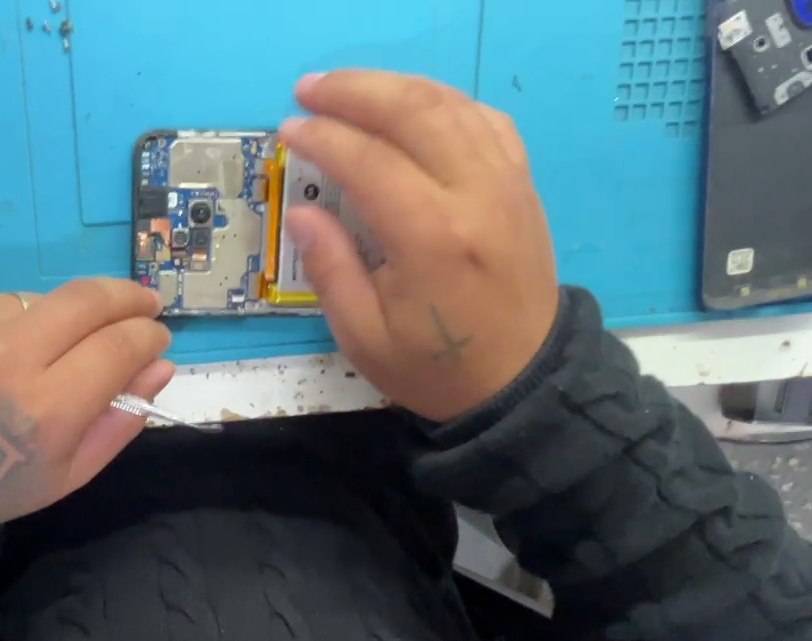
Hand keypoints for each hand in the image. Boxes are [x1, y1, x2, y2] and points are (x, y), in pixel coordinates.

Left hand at [0, 281, 174, 526]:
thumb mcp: (70, 472)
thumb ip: (121, 420)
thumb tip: (161, 363)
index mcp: (43, 411)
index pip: (117, 346)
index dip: (147, 336)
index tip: (156, 336)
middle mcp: (3, 358)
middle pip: (85, 300)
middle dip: (125, 296)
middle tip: (143, 303)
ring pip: (41, 300)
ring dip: (62, 318)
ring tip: (52, 351)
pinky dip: (14, 321)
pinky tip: (2, 351)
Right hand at [281, 71, 559, 421]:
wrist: (517, 381)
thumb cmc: (432, 367)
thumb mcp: (362, 337)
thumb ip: (330, 269)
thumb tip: (302, 212)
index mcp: (431, 237)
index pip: (369, 161)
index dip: (323, 138)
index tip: (289, 130)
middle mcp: (476, 193)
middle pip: (415, 111)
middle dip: (356, 91)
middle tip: (310, 88)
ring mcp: (507, 182)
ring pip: (451, 105)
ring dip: (395, 87)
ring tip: (350, 89)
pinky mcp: (522, 184)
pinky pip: (485, 121)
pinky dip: (443, 103)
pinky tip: (412, 110)